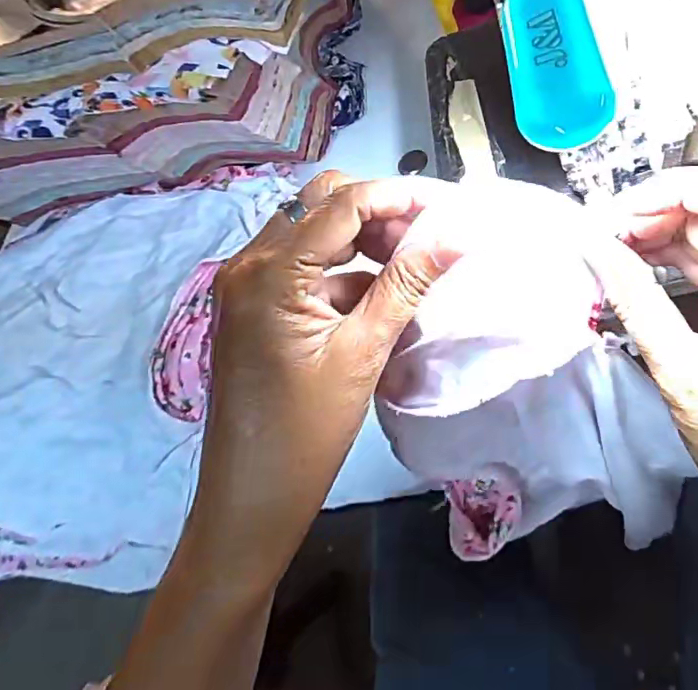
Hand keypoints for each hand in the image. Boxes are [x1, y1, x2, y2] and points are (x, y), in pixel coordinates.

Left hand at [192, 170, 459, 576]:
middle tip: (424, 238)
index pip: (341, 204)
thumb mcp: (364, 351)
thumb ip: (407, 283)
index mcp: (270, 271)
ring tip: (407, 264)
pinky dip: (340, 267)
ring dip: (360, 237)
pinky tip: (376, 293)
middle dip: (376, 211)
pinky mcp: (252, 301)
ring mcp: (245, 281)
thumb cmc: (306, 434)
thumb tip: (453, 236)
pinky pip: (301, 263)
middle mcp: (248, 262)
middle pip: (320, 204)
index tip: (442, 205)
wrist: (249, 501)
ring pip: (311, 229)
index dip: (396, 196)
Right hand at [587, 166, 697, 575]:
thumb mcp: (681, 372)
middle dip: (657, 214)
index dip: (682, 187)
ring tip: (608, 248)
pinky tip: (634, 266)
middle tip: (601, 235)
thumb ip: (634, 298)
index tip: (626, 209)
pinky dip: (673, 262)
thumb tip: (591, 244)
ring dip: (661, 236)